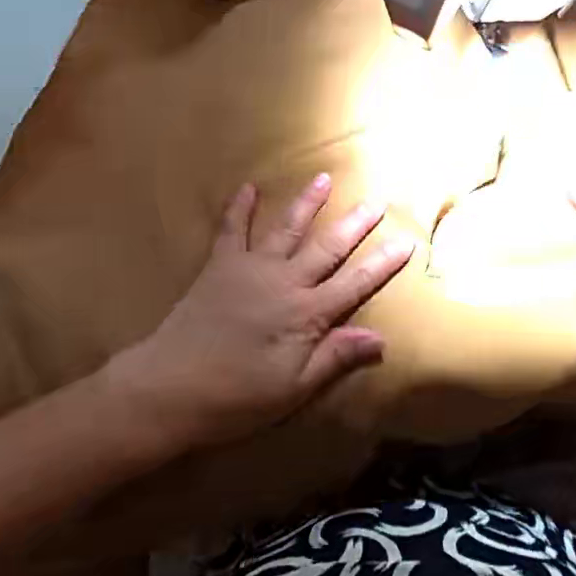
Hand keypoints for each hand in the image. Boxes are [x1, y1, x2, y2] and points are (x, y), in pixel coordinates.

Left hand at [110, 175, 414, 450]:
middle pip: (327, 248)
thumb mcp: (294, 387)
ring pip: (286, 229)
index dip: (382, 264)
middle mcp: (284, 282)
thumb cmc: (238, 396)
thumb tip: (380, 338)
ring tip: (324, 178)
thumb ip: (334, 356)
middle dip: (354, 225)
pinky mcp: (219, 267)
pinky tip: (248, 188)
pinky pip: (231, 231)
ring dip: (307, 204)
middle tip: (376, 200)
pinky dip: (239, 209)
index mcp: (306, 314)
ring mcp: (250, 269)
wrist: (170, 387)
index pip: (355, 284)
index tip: (406, 242)